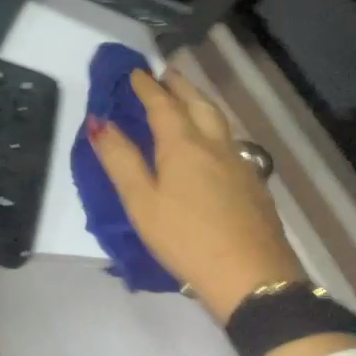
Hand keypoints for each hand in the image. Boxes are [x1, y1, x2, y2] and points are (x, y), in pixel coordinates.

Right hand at [86, 70, 306, 321]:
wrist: (256, 284)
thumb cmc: (187, 239)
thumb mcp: (140, 200)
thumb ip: (119, 158)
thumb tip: (99, 121)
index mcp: (184, 146)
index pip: (163, 105)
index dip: (147, 86)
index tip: (135, 71)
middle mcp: (216, 148)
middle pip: (199, 106)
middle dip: (180, 87)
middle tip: (165, 74)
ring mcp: (241, 168)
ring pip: (221, 123)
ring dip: (201, 104)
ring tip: (187, 99)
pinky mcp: (255, 189)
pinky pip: (232, 143)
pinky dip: (216, 128)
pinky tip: (212, 143)